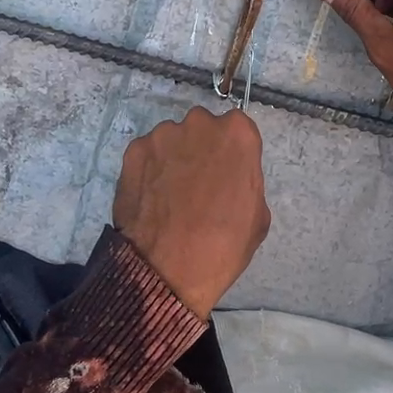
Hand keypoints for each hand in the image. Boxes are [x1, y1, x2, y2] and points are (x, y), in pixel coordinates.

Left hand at [113, 107, 270, 317]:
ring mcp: (163, 134)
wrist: (166, 269)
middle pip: (203, 128)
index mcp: (237, 134)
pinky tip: (151, 198)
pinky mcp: (134, 149)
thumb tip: (231, 177)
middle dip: (202, 149)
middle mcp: (199, 123)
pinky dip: (149, 170)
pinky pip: (147, 154)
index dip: (232, 153)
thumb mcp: (257, 215)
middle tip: (199, 184)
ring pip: (173, 140)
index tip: (227, 173)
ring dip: (174, 159)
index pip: (238, 130)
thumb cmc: (223, 245)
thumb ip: (246, 180)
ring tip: (171, 196)